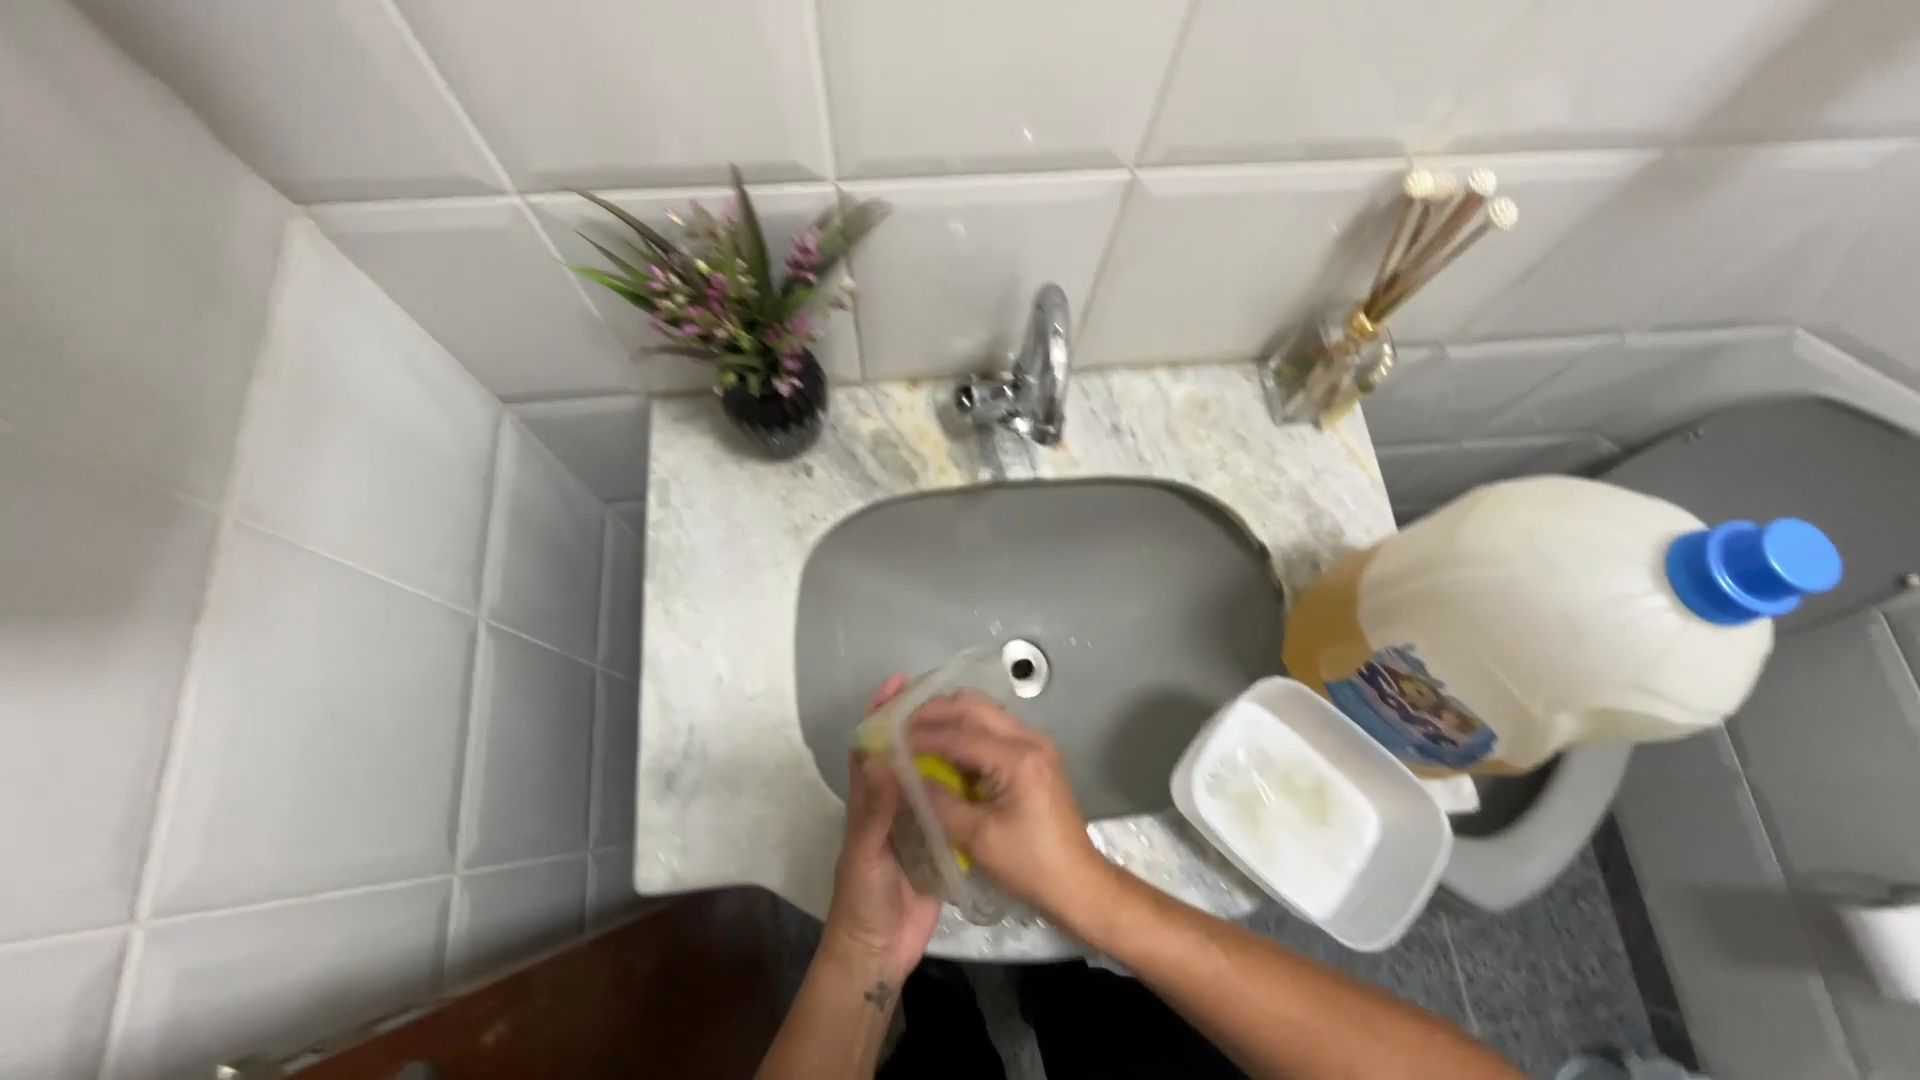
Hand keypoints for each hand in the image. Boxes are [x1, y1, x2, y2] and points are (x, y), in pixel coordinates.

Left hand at [822, 675, 941, 982]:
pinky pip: (949, 809)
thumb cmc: (863, 899)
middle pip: (902, 755)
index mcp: (866, 802)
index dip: (880, 715)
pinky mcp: (936, 845)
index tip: (899, 684)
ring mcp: (913, 824)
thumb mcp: (865, 854)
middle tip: (948, 697)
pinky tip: (985, 772)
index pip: (870, 747)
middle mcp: (889, 805)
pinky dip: (961, 788)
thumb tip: (884, 758)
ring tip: (971, 724)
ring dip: (942, 751)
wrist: (880, 952)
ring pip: (927, 777)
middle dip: (918, 724)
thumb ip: (874, 812)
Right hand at [908, 691, 1109, 921]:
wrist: (1077, 881)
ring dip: (949, 716)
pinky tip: (943, 745)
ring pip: (984, 711)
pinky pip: (993, 727)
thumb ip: (939, 803)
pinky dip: (965, 729)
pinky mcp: (1035, 753)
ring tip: (915, 729)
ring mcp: (1036, 742)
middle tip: (899, 723)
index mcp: (1018, 758)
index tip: (888, 740)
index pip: (959, 734)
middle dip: (933, 712)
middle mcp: (1030, 738)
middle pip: (973, 706)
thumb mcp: (978, 838)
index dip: (920, 735)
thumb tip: (905, 778)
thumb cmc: (1029, 864)